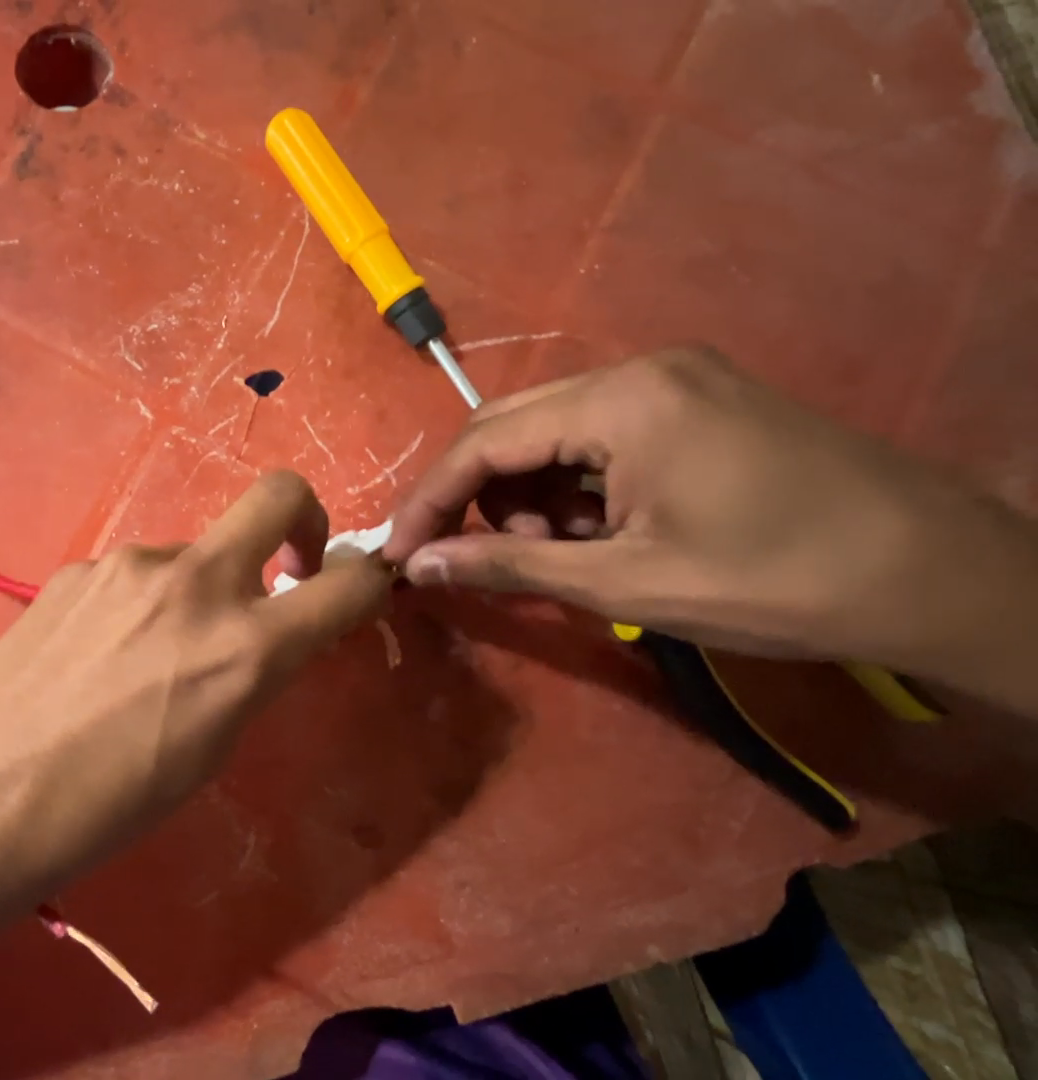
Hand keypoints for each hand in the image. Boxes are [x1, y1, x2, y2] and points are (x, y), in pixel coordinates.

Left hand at [0, 470, 397, 912]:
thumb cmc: (107, 805)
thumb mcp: (209, 750)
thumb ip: (246, 675)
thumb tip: (257, 637)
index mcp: (244, 646)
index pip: (347, 584)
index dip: (369, 582)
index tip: (356, 592)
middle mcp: (194, 584)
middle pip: (278, 496)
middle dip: (302, 522)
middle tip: (286, 570)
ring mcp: (128, 566)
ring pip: (189, 555)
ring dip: (192, 591)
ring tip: (142, 662)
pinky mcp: (76, 569)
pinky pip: (131, 575)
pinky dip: (136, 604)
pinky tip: (92, 656)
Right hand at [380, 348, 1037, 707]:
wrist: (944, 576)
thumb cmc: (775, 581)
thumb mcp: (623, 582)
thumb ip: (507, 564)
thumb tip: (415, 567)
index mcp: (621, 401)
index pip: (483, 442)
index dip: (428, 501)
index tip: (397, 555)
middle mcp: (639, 370)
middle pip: (508, 425)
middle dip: (476, 495)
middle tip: (476, 558)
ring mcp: (674, 380)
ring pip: (550, 430)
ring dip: (527, 492)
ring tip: (556, 552)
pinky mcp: (698, 401)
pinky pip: (598, 435)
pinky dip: (574, 484)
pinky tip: (597, 530)